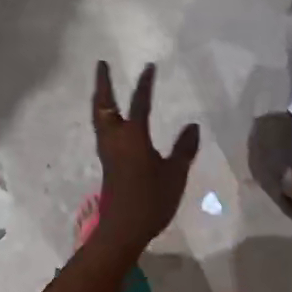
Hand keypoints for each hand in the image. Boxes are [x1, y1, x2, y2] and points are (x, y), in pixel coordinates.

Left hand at [91, 61, 199, 254]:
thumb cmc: (151, 199)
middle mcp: (114, 136)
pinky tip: (109, 117)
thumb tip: (193, 125)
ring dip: (100, 97)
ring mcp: (106, 148)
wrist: (123, 227)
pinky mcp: (105, 159)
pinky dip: (103, 113)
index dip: (145, 84)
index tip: (149, 66)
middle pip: (104, 103)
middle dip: (104, 82)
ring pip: (99, 115)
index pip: (140, 102)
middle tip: (102, 64)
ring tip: (102, 85)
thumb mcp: (175, 174)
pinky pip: (100, 127)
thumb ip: (184, 149)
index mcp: (133, 135)